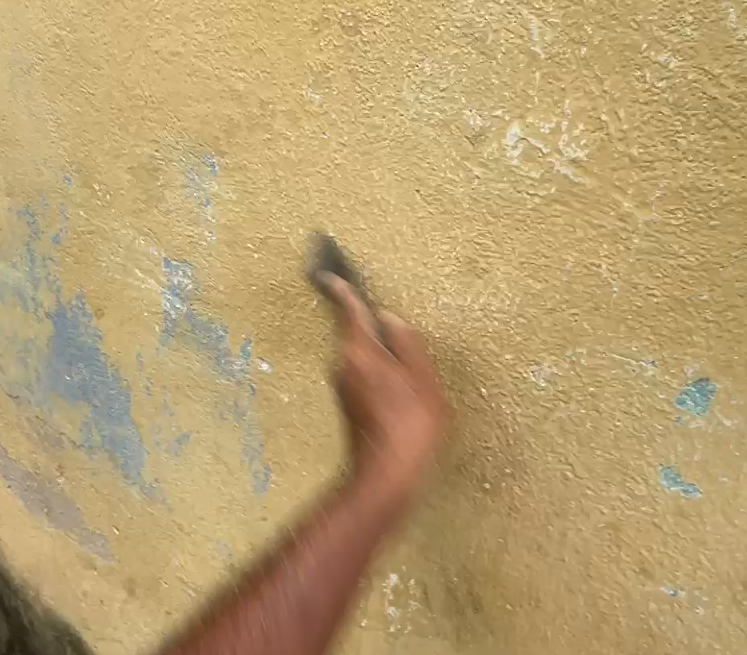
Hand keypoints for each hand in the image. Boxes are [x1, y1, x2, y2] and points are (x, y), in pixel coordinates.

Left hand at [316, 271, 448, 502]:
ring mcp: (344, 385)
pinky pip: (365, 371)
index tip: (325, 268)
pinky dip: (380, 368)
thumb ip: (406, 342)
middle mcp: (343, 362)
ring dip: (379, 350)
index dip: (339, 286)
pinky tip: (402, 386)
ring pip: (362, 353)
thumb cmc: (410, 423)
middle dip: (370, 322)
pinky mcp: (349, 403)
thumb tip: (389, 318)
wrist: (386, 478)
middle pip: (356, 331)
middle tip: (390, 319)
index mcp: (359, 349)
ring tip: (408, 364)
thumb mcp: (421, 377)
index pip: (349, 308)